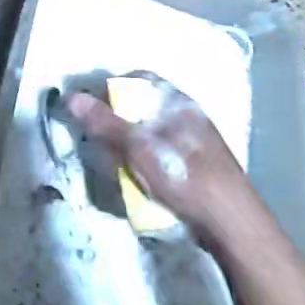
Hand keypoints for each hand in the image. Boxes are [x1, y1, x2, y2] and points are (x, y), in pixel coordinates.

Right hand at [66, 86, 252, 236]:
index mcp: (177, 102)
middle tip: (100, 140)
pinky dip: (144, 160)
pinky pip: (160, 152)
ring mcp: (193, 140)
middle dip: (117, 120)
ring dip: (129, 144)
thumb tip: (71, 97)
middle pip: (141, 105)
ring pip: (149, 131)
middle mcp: (186, 114)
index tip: (93, 109)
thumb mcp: (140, 149)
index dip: (112, 88)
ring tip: (116, 163)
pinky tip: (139, 178)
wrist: (232, 225)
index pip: (139, 79)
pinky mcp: (195, 165)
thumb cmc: (186, 178)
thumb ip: (106, 123)